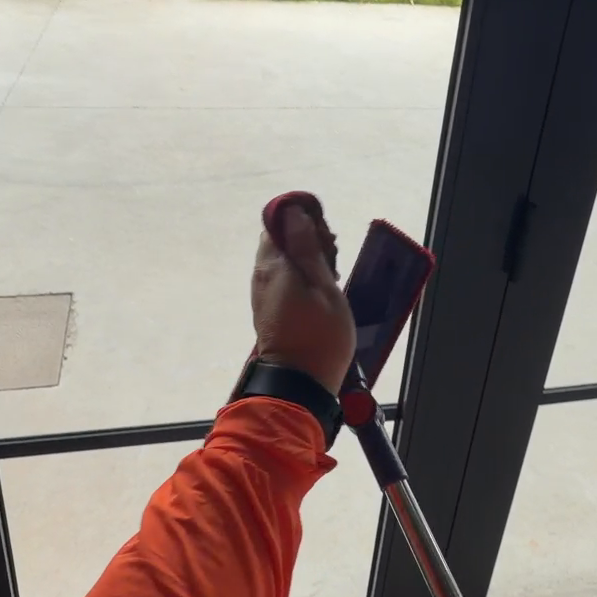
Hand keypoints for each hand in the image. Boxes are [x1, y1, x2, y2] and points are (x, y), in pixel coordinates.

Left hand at [251, 204, 354, 395]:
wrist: (299, 383)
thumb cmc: (319, 334)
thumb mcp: (323, 287)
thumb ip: (308, 249)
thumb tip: (294, 214)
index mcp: (273, 265)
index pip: (277, 223)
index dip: (302, 221)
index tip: (326, 236)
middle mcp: (261, 275)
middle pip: (279, 241)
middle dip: (307, 240)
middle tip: (335, 256)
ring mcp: (263, 293)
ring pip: (283, 261)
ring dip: (307, 260)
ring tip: (333, 274)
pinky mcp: (269, 308)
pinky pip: (283, 279)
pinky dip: (301, 276)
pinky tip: (322, 290)